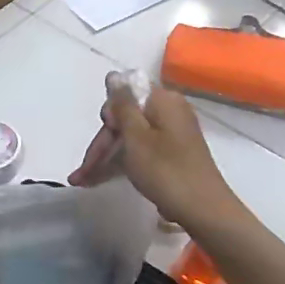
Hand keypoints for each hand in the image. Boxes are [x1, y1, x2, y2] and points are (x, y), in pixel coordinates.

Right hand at [69, 83, 240, 228]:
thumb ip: (122, 105)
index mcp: (163, 100)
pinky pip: (142, 152)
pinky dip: (124, 164)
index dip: (106, 123)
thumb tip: (113, 75)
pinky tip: (102, 180)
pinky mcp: (174, 155)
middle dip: (101, 147)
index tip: (96, 148)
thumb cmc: (165, 171)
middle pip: (126, 122)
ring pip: (131, 140)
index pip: (123, 100)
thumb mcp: (137, 137)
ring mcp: (173, 134)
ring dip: (106, 159)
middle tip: (81, 175)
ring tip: (82, 182)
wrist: (203, 208)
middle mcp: (170, 112)